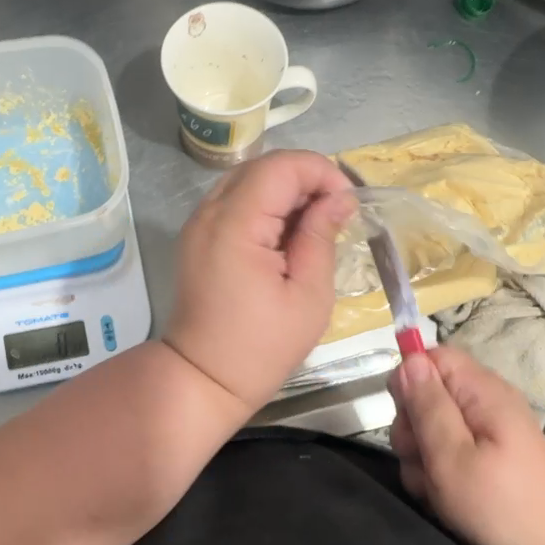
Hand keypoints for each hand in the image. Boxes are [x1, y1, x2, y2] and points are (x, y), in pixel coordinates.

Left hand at [165, 151, 357, 410]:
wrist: (203, 378)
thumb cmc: (261, 347)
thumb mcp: (308, 297)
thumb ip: (321, 238)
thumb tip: (339, 198)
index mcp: (236, 226)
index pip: (281, 167)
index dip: (321, 173)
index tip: (347, 203)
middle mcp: (209, 213)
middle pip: (262, 166)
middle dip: (305, 179)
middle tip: (335, 213)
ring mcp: (198, 224)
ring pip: (247, 180)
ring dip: (285, 192)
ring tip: (313, 226)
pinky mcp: (197, 237)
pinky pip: (234, 202)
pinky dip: (264, 207)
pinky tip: (285, 237)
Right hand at [390, 346, 544, 544]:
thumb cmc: (500, 504)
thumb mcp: (451, 456)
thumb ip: (427, 407)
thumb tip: (408, 360)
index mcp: (482, 392)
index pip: (432, 357)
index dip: (409, 381)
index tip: (407, 419)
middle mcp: (485, 402)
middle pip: (427, 393)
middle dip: (413, 427)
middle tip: (423, 461)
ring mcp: (487, 429)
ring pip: (431, 428)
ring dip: (422, 457)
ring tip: (437, 487)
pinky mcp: (486, 454)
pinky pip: (447, 450)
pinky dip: (438, 472)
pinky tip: (445, 496)